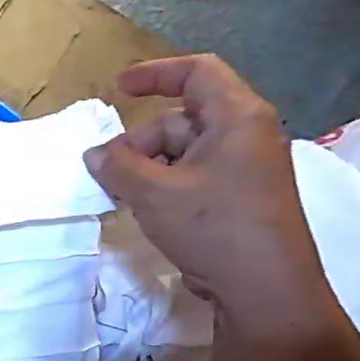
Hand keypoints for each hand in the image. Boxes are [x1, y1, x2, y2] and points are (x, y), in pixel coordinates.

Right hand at [85, 55, 329, 312]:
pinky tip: (143, 208)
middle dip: (140, 141)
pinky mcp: (239, 195)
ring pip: (184, 150)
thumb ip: (117, 166)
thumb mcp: (153, 193)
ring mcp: (245, 167)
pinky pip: (193, 174)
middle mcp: (247, 134)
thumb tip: (95, 154)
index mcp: (238, 117)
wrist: (265, 287)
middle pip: (182, 119)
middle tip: (107, 172)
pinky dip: (164, 183)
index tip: (118, 88)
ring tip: (121, 195)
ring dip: (147, 167)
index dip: (155, 74)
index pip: (197, 73)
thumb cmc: (213, 226)